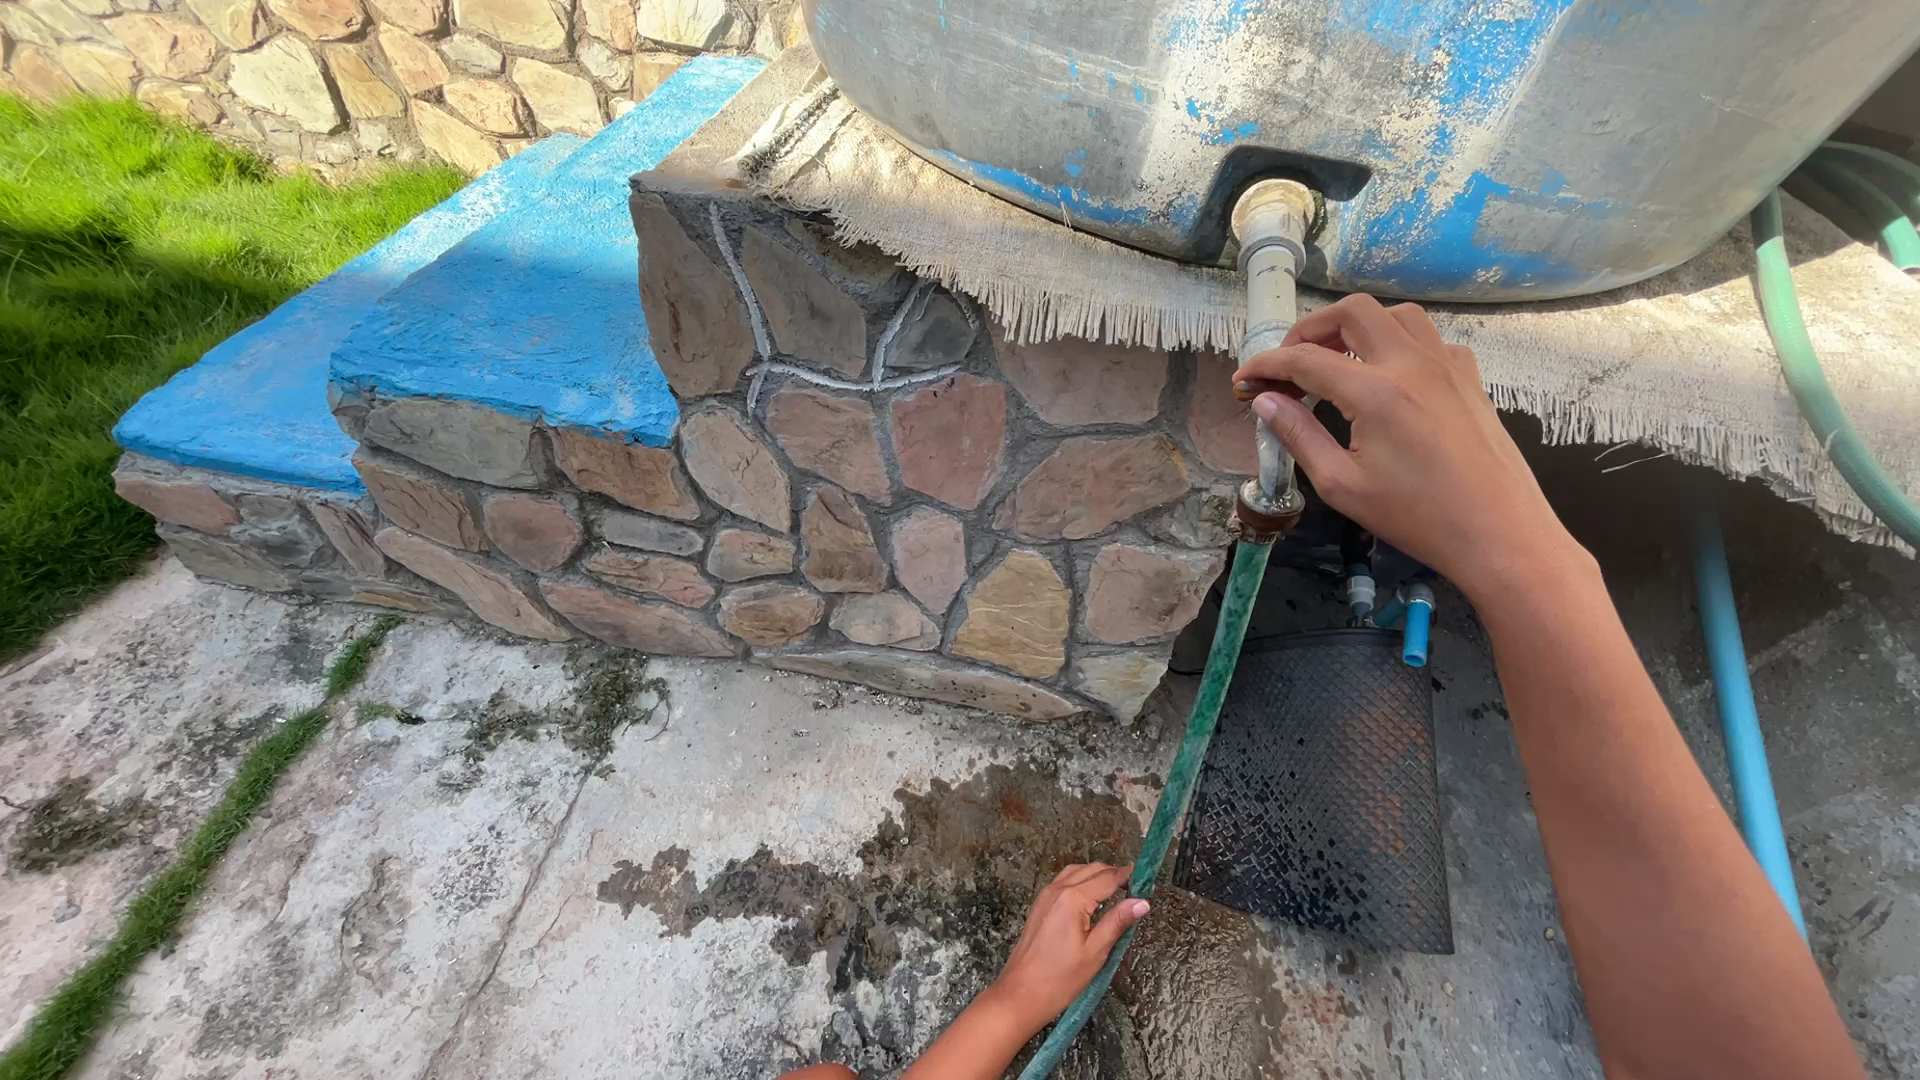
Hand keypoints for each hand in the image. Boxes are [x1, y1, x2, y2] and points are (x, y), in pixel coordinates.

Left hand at [982, 863, 1149, 1027]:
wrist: (1022, 992)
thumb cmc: (1061, 978)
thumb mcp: (1095, 952)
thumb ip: (1117, 922)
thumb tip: (1142, 902)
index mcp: (1073, 898)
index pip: (1106, 878)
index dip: (1127, 876)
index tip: (1145, 878)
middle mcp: (1058, 889)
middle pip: (1091, 869)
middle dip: (1113, 873)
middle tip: (1134, 887)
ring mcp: (1046, 894)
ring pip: (1076, 871)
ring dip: (1096, 874)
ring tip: (1116, 890)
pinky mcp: (1040, 903)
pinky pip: (1064, 881)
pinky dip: (1081, 880)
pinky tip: (1091, 897)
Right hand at [1236, 294, 1587, 601]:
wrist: (1499, 533)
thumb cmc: (1415, 517)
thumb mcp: (1340, 484)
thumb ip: (1298, 436)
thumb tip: (1265, 402)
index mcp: (1375, 392)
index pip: (1305, 359)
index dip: (1265, 365)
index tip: (1243, 381)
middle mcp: (1412, 364)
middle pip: (1352, 312)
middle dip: (1309, 331)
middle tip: (1288, 366)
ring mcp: (1447, 366)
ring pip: (1395, 315)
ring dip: (1356, 328)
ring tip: (1335, 362)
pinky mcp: (1469, 378)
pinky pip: (1428, 339)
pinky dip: (1396, 344)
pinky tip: (1385, 377)